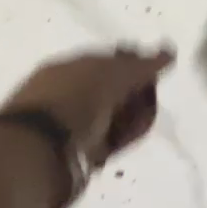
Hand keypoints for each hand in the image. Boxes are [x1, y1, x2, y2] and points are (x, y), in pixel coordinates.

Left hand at [0, 45, 175, 167]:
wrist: (38, 155)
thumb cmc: (74, 102)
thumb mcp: (114, 73)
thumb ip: (144, 64)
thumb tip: (169, 52)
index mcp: (72, 66)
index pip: (115, 59)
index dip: (138, 65)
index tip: (155, 73)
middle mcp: (73, 92)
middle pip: (121, 89)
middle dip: (139, 94)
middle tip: (145, 101)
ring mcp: (76, 124)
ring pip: (120, 116)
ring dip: (133, 119)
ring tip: (131, 126)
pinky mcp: (83, 153)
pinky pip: (114, 140)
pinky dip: (123, 139)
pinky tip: (123, 142)